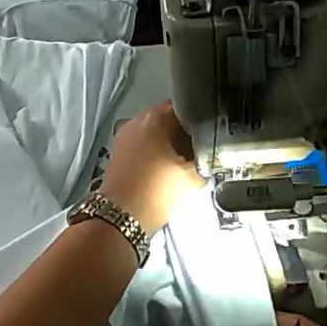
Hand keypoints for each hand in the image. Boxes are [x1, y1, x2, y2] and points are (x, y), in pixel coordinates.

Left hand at [99, 100, 203, 231]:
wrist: (122, 216)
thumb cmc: (157, 190)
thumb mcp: (193, 176)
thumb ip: (206, 160)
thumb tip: (209, 158)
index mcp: (155, 117)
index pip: (185, 109)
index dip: (199, 123)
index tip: (207, 138)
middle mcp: (137, 120)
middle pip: (167, 120)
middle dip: (182, 134)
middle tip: (196, 152)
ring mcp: (124, 136)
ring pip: (153, 133)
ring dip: (167, 144)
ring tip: (180, 164)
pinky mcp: (117, 153)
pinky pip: (141, 146)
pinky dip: (152, 154)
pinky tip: (163, 171)